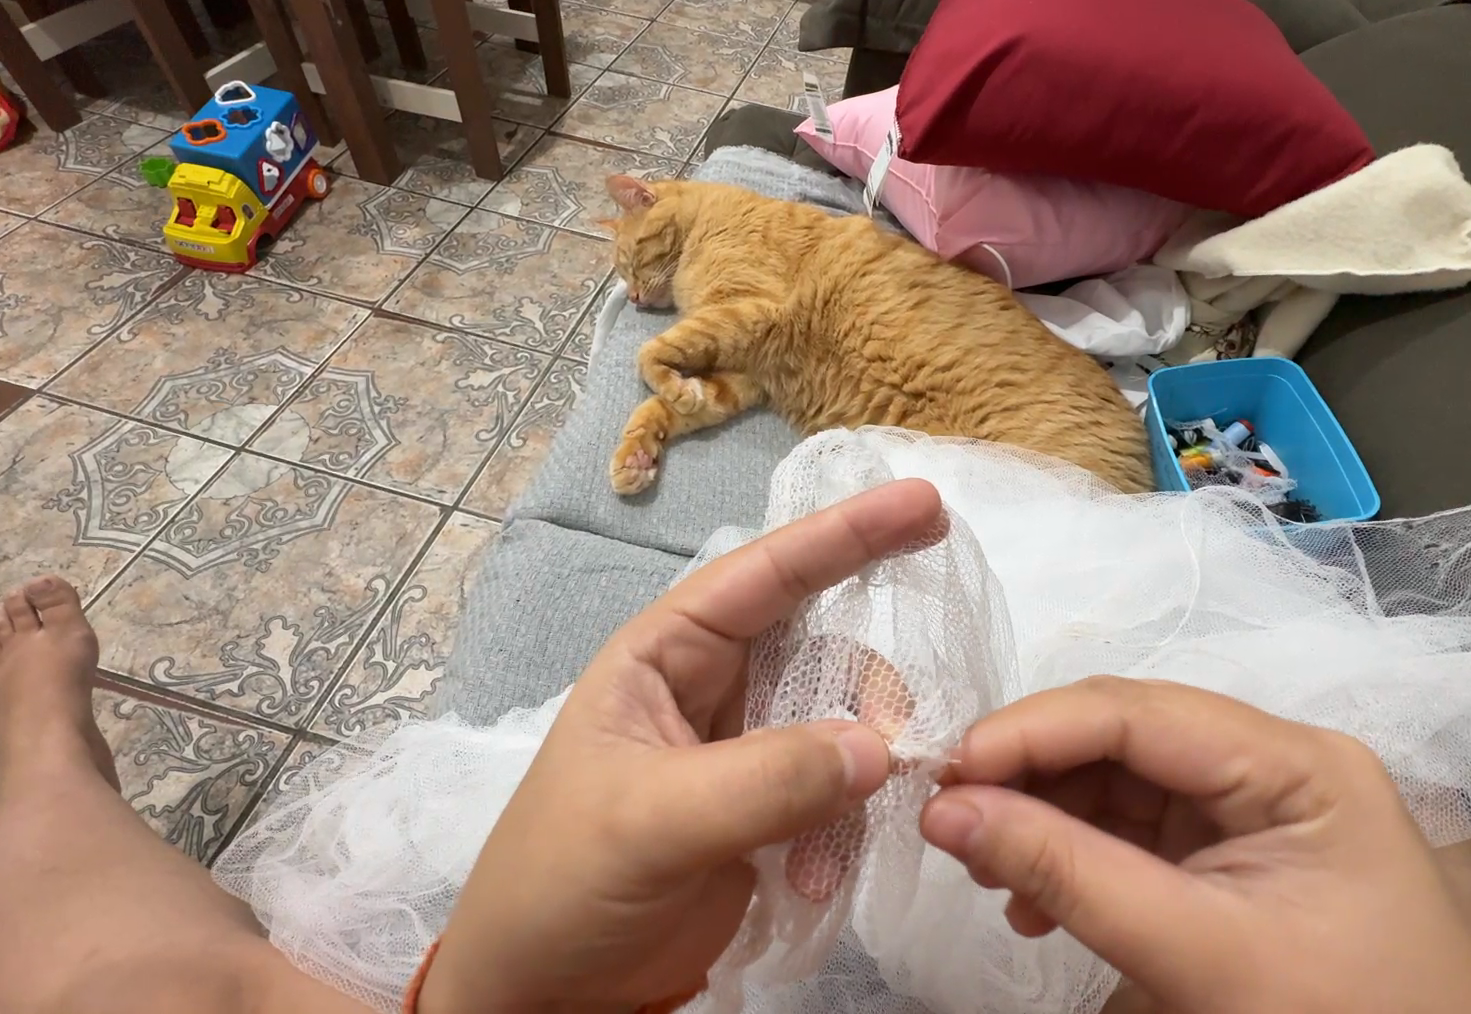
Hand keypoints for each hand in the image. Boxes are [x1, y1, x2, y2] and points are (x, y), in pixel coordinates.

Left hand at [418, 480, 944, 1013]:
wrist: (545, 991)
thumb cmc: (564, 881)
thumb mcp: (650, 821)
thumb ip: (764, 781)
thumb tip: (878, 747)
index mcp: (667, 651)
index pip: (764, 573)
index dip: (845, 533)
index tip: (926, 505)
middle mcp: (713, 683)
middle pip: (819, 644)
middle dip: (867, 680)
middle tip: (910, 729)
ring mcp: (746, 746)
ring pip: (839, 719)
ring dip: (860, 768)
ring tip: (835, 838)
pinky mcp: (769, 807)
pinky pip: (837, 787)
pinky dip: (846, 823)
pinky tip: (814, 877)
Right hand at [920, 677, 1470, 1013]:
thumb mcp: (1198, 957)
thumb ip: (1064, 873)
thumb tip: (941, 811)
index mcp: (1294, 763)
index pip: (1135, 713)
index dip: (1030, 730)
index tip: (948, 768)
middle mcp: (1268, 763)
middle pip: (1117, 738)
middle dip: (1028, 776)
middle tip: (952, 817)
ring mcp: (1246, 807)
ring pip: (1109, 780)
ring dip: (1040, 819)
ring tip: (986, 868)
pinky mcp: (1224, 852)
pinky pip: (1125, 829)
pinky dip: (1069, 857)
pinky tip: (1033, 901)